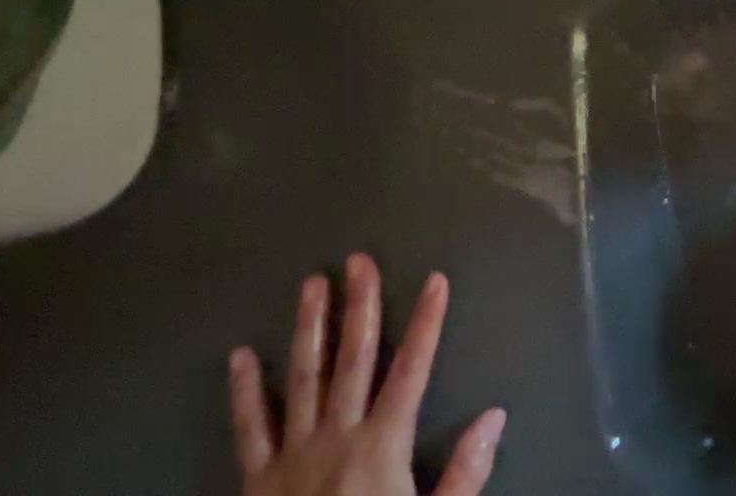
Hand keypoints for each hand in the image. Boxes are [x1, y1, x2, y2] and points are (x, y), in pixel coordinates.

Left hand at [227, 253, 506, 495]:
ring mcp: (290, 456)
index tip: (435, 280)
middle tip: (358, 260)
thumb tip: (495, 414)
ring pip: (302, 379)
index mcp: (382, 446)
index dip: (426, 323)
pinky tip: (240, 356)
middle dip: (359, 307)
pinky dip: (244, 391)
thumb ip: (465, 474)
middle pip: (352, 360)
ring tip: (311, 285)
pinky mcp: (255, 480)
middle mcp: (336, 438)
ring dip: (308, 329)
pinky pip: (248, 429)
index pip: (411, 370)